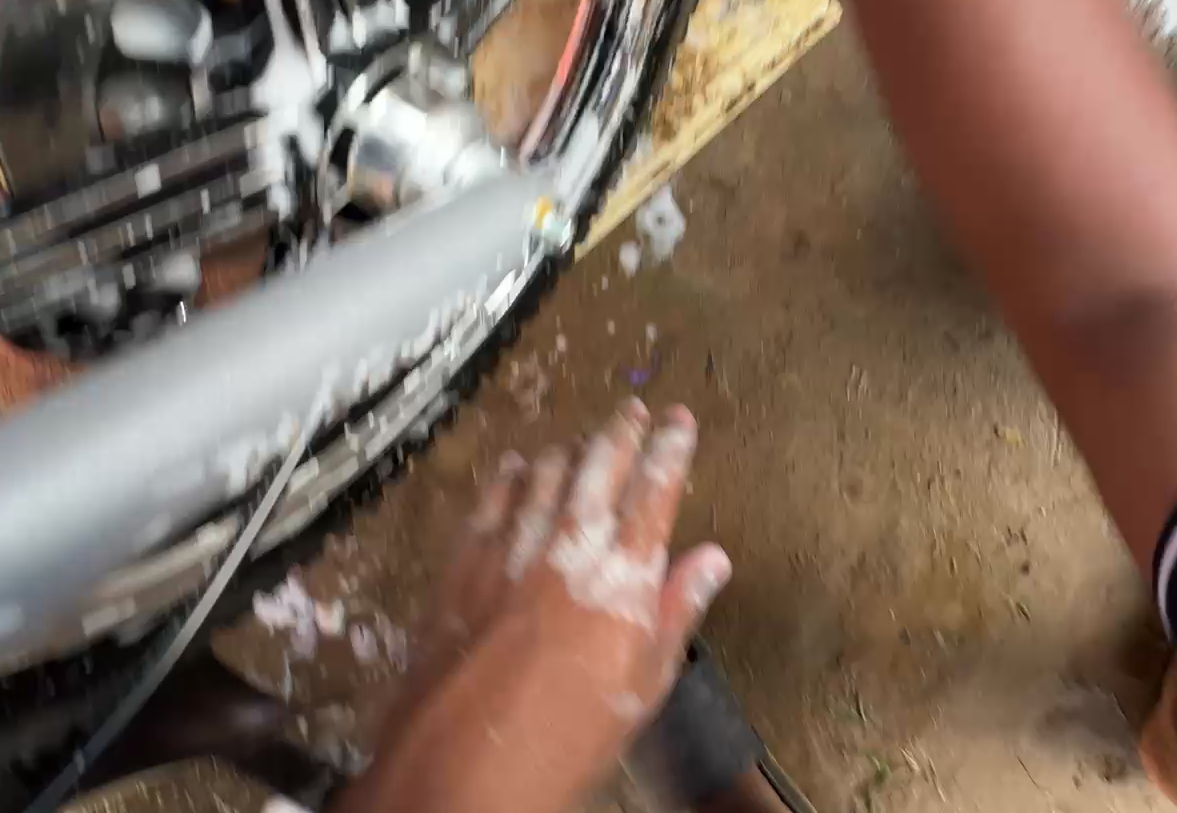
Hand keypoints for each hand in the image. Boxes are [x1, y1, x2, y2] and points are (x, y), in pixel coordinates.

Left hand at [338, 400, 732, 812]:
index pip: (654, 491)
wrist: (462, 769)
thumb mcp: (644, 685)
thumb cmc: (571, 735)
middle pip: (600, 467)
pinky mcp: (466, 564)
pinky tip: (514, 465)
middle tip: (632, 408)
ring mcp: (513, 549)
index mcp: (623, 575)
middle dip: (620, 431)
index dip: (670, 448)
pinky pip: (490, 501)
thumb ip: (678, 610)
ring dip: (568, 448)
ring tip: (580, 438)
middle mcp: (572, 545)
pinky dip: (507, 477)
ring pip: (546, 474)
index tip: (679, 419)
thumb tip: (714, 556)